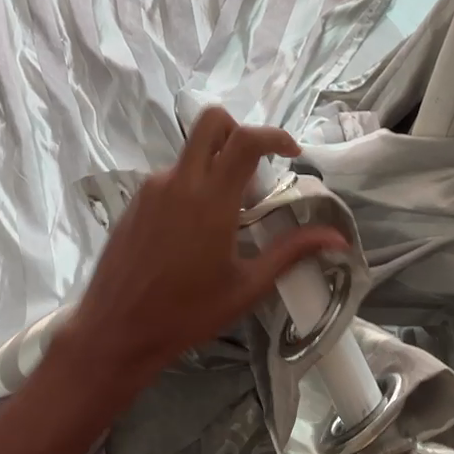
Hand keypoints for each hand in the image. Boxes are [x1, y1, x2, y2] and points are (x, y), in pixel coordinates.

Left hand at [56, 108, 346, 386]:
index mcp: (210, 200)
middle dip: (239, 130)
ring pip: (191, 151)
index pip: (245, 140)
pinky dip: (192, 185)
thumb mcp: (246, 287)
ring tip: (228, 214)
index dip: (274, 136)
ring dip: (215, 164)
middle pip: (210, 122)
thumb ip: (291, 252)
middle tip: (256, 166)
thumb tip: (337, 237)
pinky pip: (172, 175)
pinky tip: (195, 229)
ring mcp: (152, 187)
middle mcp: (179, 181)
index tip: (292, 154)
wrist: (115, 331)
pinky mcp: (135, 199)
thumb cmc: (186, 314)